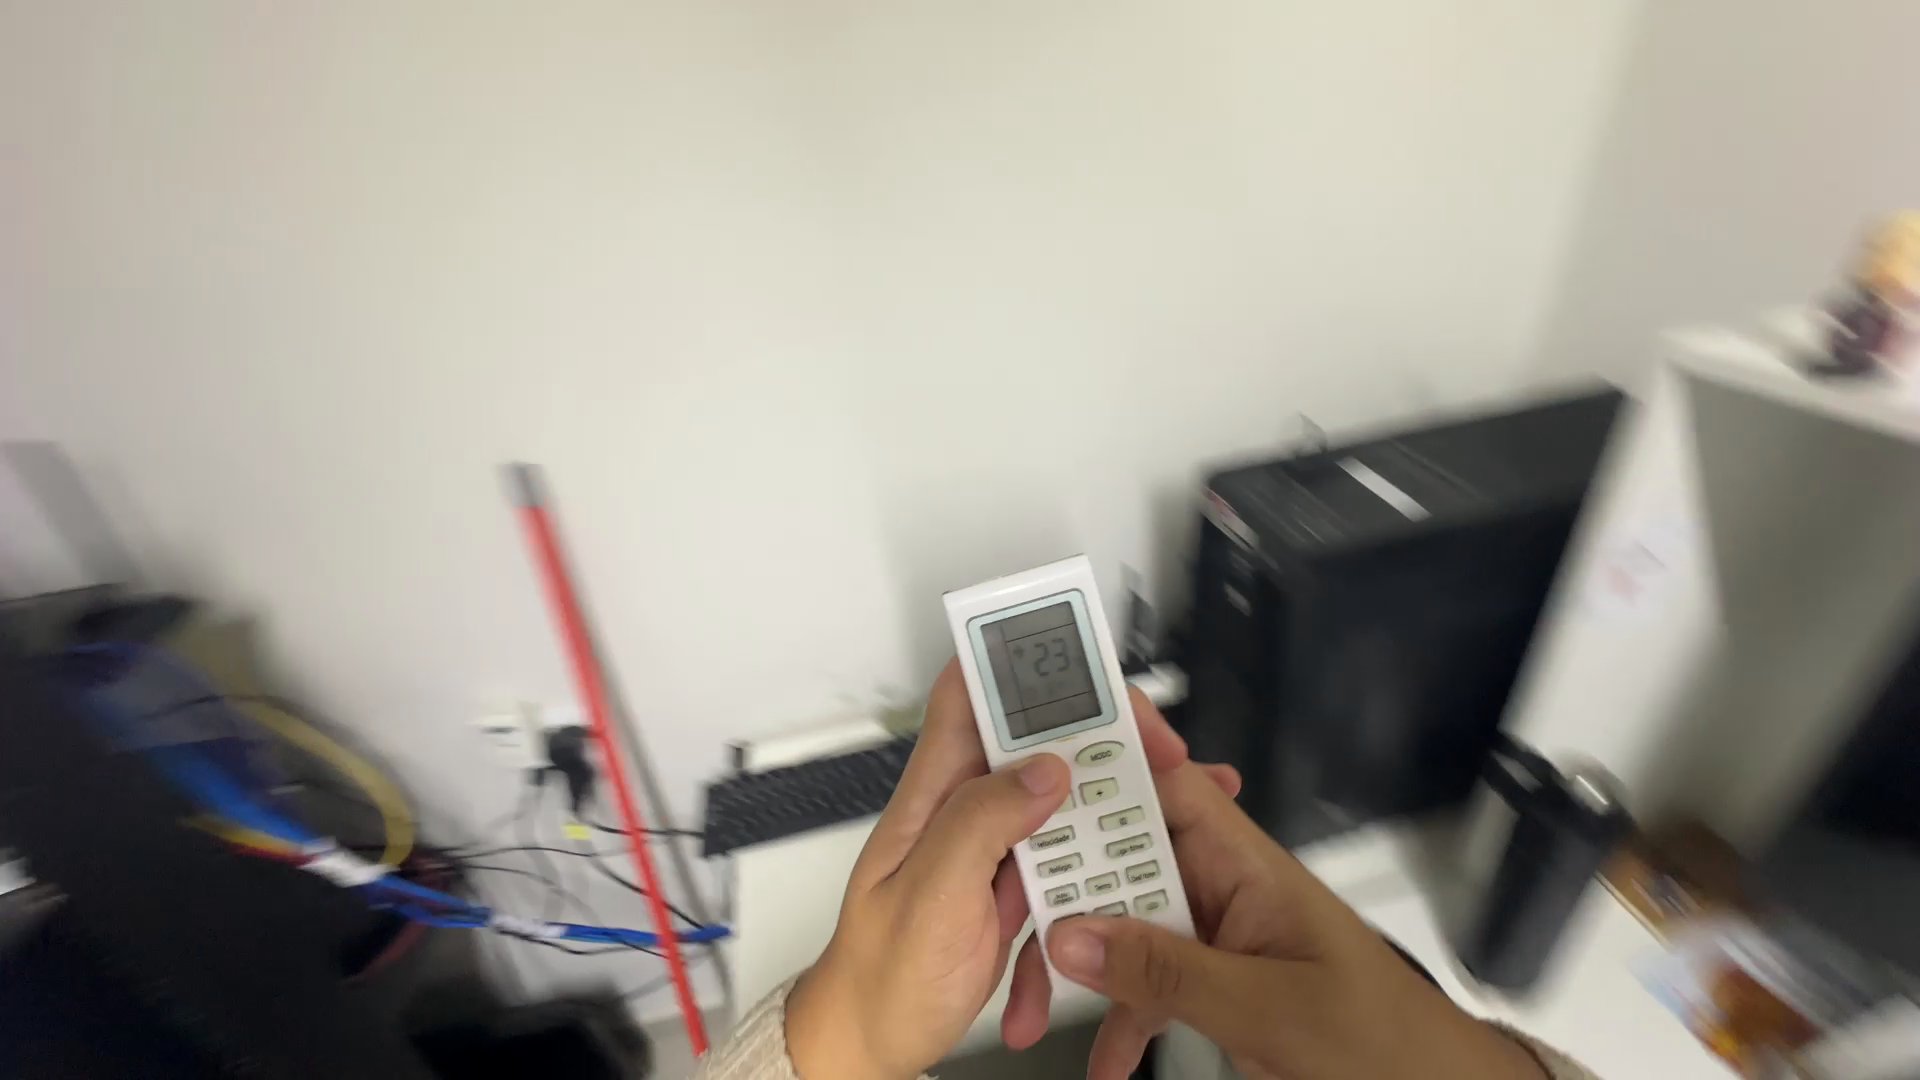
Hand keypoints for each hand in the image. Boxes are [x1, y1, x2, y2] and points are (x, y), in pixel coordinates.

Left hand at [784, 660, 1202, 1079]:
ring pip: (1064, 790)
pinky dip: (1105, 858)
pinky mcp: (1017, 873)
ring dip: (1114, 794)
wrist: (879, 1037)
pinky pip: (1070, 849)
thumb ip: (979, 824)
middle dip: (1098, 733)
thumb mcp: (927, 896)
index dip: (1016, 662)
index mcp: (936, 788)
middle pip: (1037, 736)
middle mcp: (968, 800)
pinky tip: (1136, 874)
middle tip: (1158, 746)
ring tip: (1172, 797)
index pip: (968, 692)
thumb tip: (1043, 768)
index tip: (1076, 659)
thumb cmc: (882, 971)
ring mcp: (996, 837)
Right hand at [1040, 759, 1545, 1079]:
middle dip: (1064, 888)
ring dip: (1074, 964)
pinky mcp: (1201, 975)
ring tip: (1031, 1011)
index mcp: (1237, 857)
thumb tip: (1072, 939)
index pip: (1162, 780)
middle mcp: (1211, 878)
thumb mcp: (1272, 1009)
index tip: (1036, 774)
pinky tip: (1103, 1064)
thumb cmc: (1382, 1041)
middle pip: (1117, 855)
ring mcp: (1203, 928)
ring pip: (1116, 919)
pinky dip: (1115, 1017)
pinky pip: (1138, 980)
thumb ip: (1169, 973)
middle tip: (1011, 922)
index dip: (1102, 763)